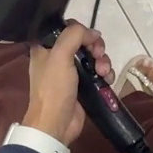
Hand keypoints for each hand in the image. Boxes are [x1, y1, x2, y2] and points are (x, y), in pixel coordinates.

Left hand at [22, 22, 109, 142]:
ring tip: (104, 72)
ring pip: (93, 56)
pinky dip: (105, 73)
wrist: (55, 124)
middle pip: (84, 41)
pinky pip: (98, 72)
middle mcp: (57, 57)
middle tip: (99, 56)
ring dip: (103, 61)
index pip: (67, 28)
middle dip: (96, 47)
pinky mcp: (83, 85)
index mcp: (46, 47)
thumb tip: (93, 33)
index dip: (81, 31)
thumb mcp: (60, 56)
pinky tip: (107, 79)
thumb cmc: (53, 88)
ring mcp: (71, 72)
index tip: (91, 39)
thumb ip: (74, 35)